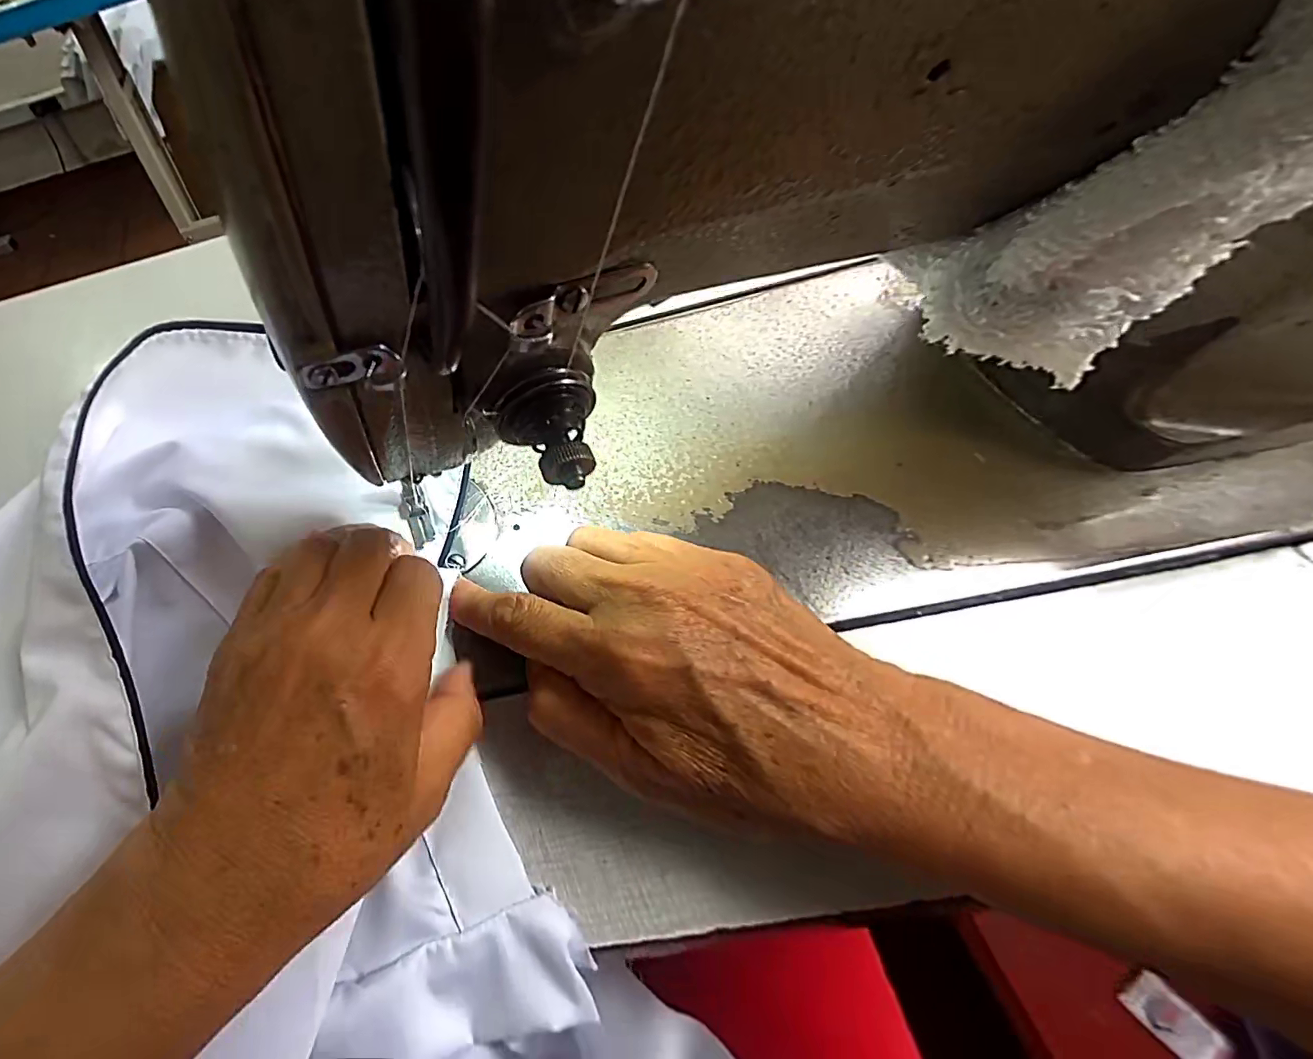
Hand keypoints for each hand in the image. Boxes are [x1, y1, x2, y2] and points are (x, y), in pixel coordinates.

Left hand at [153, 526, 482, 942]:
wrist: (232, 862)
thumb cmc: (338, 835)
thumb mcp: (425, 791)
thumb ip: (458, 718)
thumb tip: (462, 670)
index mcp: (387, 667)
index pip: (414, 575)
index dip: (425, 584)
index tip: (420, 608)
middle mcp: (332, 631)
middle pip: (367, 545)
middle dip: (390, 555)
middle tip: (390, 586)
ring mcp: (277, 628)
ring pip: (319, 546)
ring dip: (345, 553)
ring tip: (352, 582)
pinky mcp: (238, 635)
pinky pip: (274, 571)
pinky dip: (302, 567)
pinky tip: (311, 596)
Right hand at [450, 527, 929, 841]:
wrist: (851, 739)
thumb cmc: (746, 772)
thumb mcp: (639, 773)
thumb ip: (565, 716)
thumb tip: (532, 670)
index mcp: (613, 656)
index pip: (518, 615)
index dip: (480, 606)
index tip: (462, 598)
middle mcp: (637, 596)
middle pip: (544, 561)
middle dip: (538, 596)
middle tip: (564, 632)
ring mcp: (679, 567)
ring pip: (587, 540)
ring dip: (580, 574)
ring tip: (610, 613)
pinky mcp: (714, 557)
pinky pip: (638, 540)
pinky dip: (625, 565)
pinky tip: (656, 603)